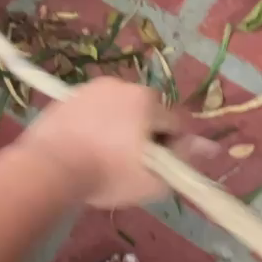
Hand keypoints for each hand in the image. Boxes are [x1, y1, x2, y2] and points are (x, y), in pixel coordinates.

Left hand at [15, 78, 172, 208]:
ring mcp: (91, 88)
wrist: (50, 167)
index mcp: (148, 100)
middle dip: (146, 132)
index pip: (176, 122)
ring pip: (119, 108)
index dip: (174, 147)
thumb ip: (185, 159)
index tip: (161, 168)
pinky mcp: (67, 97)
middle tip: (131, 163)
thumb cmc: (108, 174)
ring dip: (120, 125)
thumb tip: (211, 147)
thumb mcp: (154, 177)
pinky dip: (96, 123)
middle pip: (147, 110)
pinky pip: (93, 110)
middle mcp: (122, 85)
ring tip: (105, 156)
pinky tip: (86, 146)